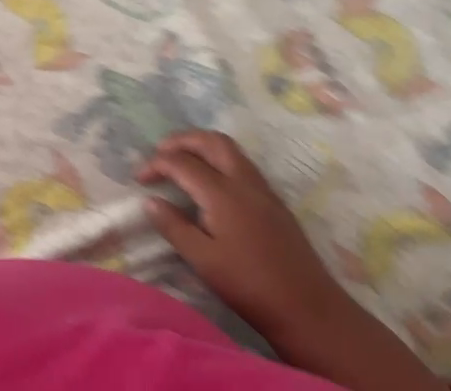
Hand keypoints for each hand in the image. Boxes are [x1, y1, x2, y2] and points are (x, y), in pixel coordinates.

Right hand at [137, 130, 350, 336]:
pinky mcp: (276, 205)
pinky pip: (243, 167)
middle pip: (212, 141)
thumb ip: (173, 226)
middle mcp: (246, 184)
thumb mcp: (202, 260)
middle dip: (181, 140)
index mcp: (223, 194)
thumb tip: (150, 201)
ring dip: (202, 148)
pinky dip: (219, 163)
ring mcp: (265, 193)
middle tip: (160, 154)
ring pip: (231, 151)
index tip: (139, 180)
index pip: (181, 162)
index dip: (155, 164)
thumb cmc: (250, 286)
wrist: (311, 311)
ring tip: (181, 165)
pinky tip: (210, 186)